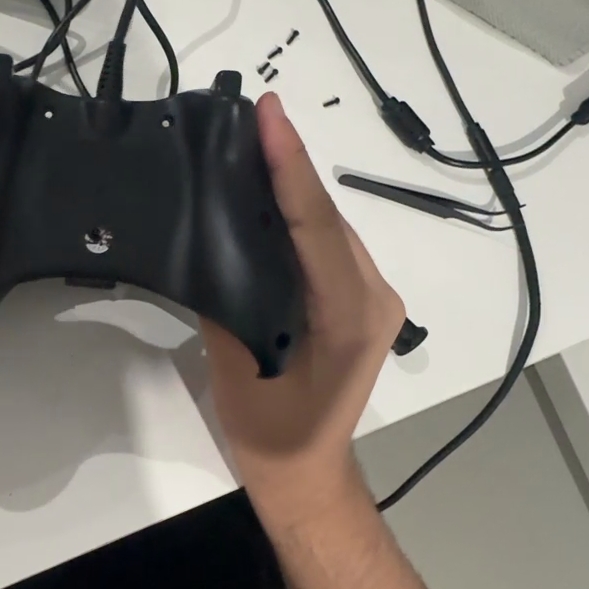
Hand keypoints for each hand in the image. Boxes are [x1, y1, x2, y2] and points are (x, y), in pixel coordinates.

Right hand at [202, 94, 404, 526]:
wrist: (304, 473)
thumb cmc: (272, 435)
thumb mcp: (241, 370)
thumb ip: (232, 302)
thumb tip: (214, 244)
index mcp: (352, 315)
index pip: (316, 227)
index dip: (290, 167)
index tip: (269, 115)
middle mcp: (374, 297)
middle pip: (327, 220)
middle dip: (289, 168)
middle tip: (246, 120)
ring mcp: (370, 300)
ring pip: (327, 231)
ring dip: (292, 192)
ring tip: (250, 147)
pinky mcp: (357, 305)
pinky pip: (324, 252)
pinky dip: (295, 223)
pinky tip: (265, 202)